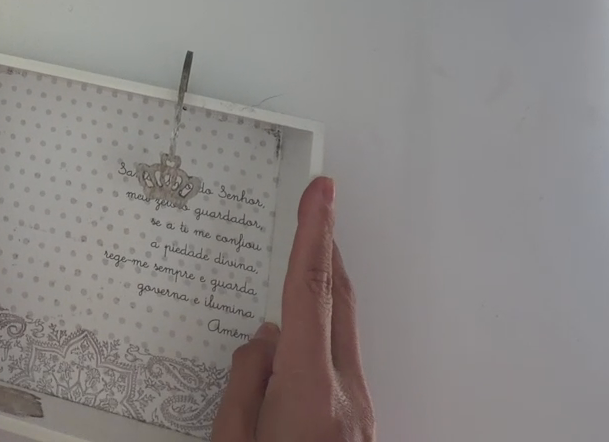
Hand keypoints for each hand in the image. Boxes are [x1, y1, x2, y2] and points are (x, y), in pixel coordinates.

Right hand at [213, 178, 374, 441]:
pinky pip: (337, 363)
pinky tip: (287, 351)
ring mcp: (362, 416)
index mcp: (310, 393)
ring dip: (318, 296)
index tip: (323, 190)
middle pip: (339, 303)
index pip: (310, 292)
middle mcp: (347, 398)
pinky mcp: (360, 428)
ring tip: (289, 273)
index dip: (315, 234)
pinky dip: (316, 338)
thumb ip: (247, 378)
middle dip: (326, 248)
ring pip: (341, 333)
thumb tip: (264, 337)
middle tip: (317, 204)